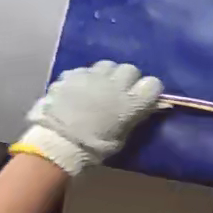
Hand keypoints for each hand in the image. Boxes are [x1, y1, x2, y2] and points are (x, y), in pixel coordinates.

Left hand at [12, 61, 162, 174]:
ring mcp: (94, 75)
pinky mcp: (74, 73)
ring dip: (107, 75)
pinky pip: (86, 70)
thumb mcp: (122, 137)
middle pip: (131, 70)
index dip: (148, 91)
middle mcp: (116, 83)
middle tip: (119, 93)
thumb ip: (134, 117)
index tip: (143, 99)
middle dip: (127, 80)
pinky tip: (80, 89)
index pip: (153, 84)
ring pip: (108, 65)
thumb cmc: (94, 147)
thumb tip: (142, 108)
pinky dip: (86, 78)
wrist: (59, 142)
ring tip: (99, 87)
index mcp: (132, 102)